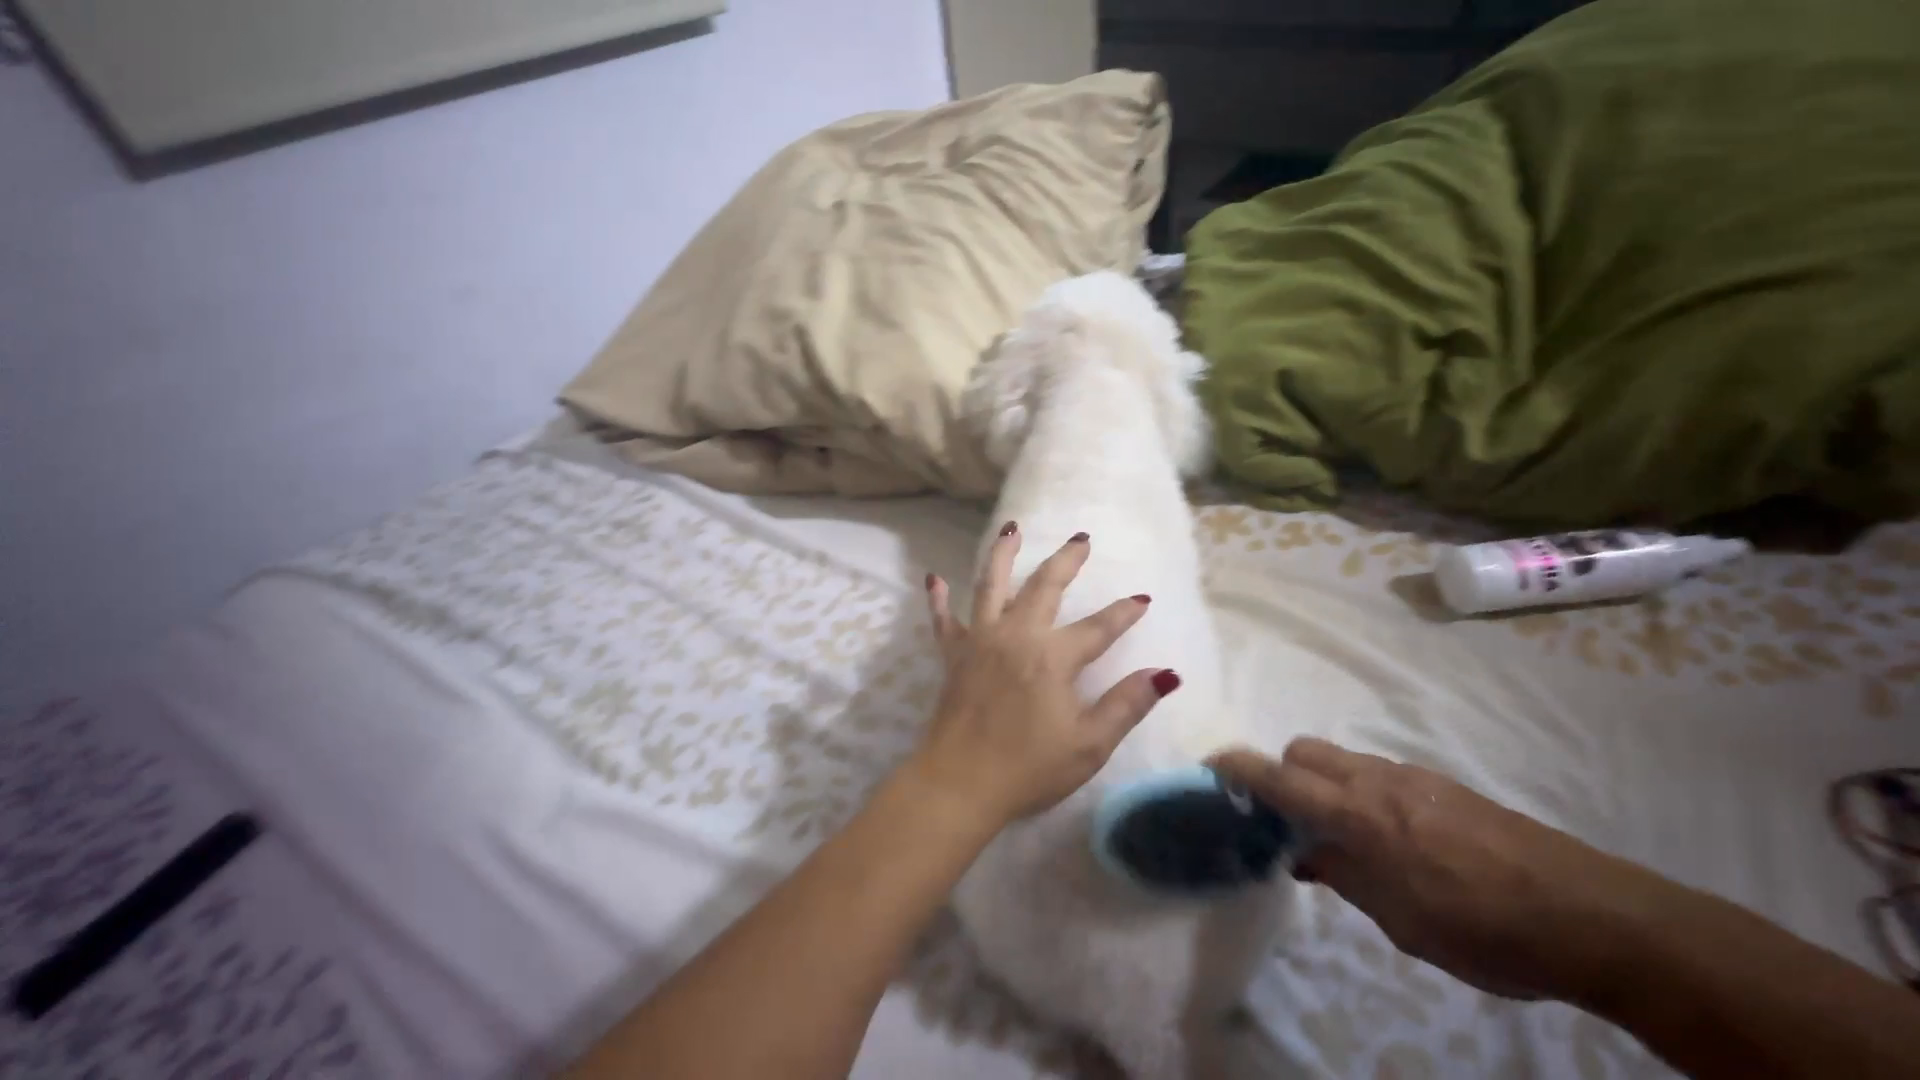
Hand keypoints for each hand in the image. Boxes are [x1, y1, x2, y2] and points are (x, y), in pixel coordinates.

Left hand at [911, 523, 1178, 826]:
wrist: (960, 784)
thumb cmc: (1030, 768)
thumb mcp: (1090, 744)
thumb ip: (1127, 704)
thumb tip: (1165, 673)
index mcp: (1054, 657)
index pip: (1099, 627)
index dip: (1123, 613)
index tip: (1141, 599)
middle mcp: (1016, 636)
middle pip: (1044, 587)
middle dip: (1066, 561)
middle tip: (1082, 540)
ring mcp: (980, 642)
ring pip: (991, 586)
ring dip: (1003, 555)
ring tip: (1012, 529)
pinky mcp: (953, 657)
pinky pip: (944, 620)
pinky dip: (938, 599)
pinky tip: (934, 578)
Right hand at [1210, 739, 1672, 1001]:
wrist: (1592, 915)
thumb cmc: (1482, 928)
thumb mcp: (1400, 921)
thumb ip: (1345, 877)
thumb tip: (1305, 855)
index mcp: (1358, 815)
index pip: (1279, 777)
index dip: (1239, 768)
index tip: (1210, 768)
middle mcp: (1379, 782)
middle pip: (1305, 752)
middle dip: (1280, 774)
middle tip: (1281, 822)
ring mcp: (1416, 778)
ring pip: (1344, 760)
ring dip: (1322, 784)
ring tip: (1334, 838)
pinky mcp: (1446, 787)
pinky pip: (1380, 774)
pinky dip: (1360, 793)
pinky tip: (1385, 840)